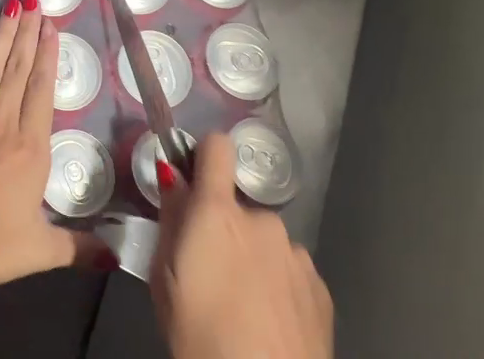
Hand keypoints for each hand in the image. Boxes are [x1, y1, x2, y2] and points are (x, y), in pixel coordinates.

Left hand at [0, 0, 105, 292]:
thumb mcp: (40, 250)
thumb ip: (80, 247)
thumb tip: (118, 255)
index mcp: (31, 148)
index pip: (42, 91)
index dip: (48, 56)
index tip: (52, 26)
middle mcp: (2, 123)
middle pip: (19, 70)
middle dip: (28, 33)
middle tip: (34, 0)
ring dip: (3, 36)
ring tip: (12, 5)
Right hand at [152, 134, 332, 358]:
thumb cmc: (198, 335)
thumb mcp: (162, 278)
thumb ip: (170, 220)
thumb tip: (175, 180)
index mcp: (217, 213)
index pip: (217, 148)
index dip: (203, 156)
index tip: (191, 180)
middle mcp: (262, 222)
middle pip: (238, 209)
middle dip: (224, 231)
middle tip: (209, 274)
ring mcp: (297, 255)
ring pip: (265, 243)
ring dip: (253, 261)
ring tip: (241, 308)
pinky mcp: (321, 289)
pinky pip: (290, 272)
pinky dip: (278, 288)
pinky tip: (268, 325)